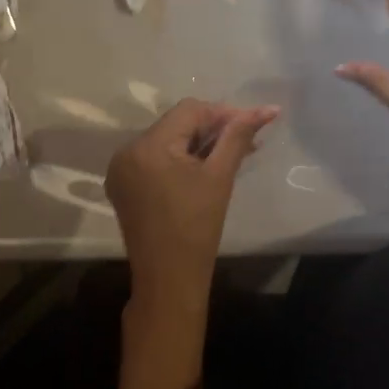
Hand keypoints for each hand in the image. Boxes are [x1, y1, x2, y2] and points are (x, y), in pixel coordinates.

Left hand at [106, 99, 279, 303]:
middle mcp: (127, 151)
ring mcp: (121, 169)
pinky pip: (155, 158)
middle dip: (212, 129)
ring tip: (229, 155)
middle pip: (177, 123)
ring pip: (167, 140)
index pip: (190, 110)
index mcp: (148, 146)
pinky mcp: (123, 185)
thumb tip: (267, 108)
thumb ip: (239, 136)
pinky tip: (203, 169)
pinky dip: (179, 158)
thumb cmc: (198, 227)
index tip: (252, 126)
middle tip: (246, 142)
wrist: (169, 279)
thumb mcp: (220, 176)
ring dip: (197, 143)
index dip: (223, 113)